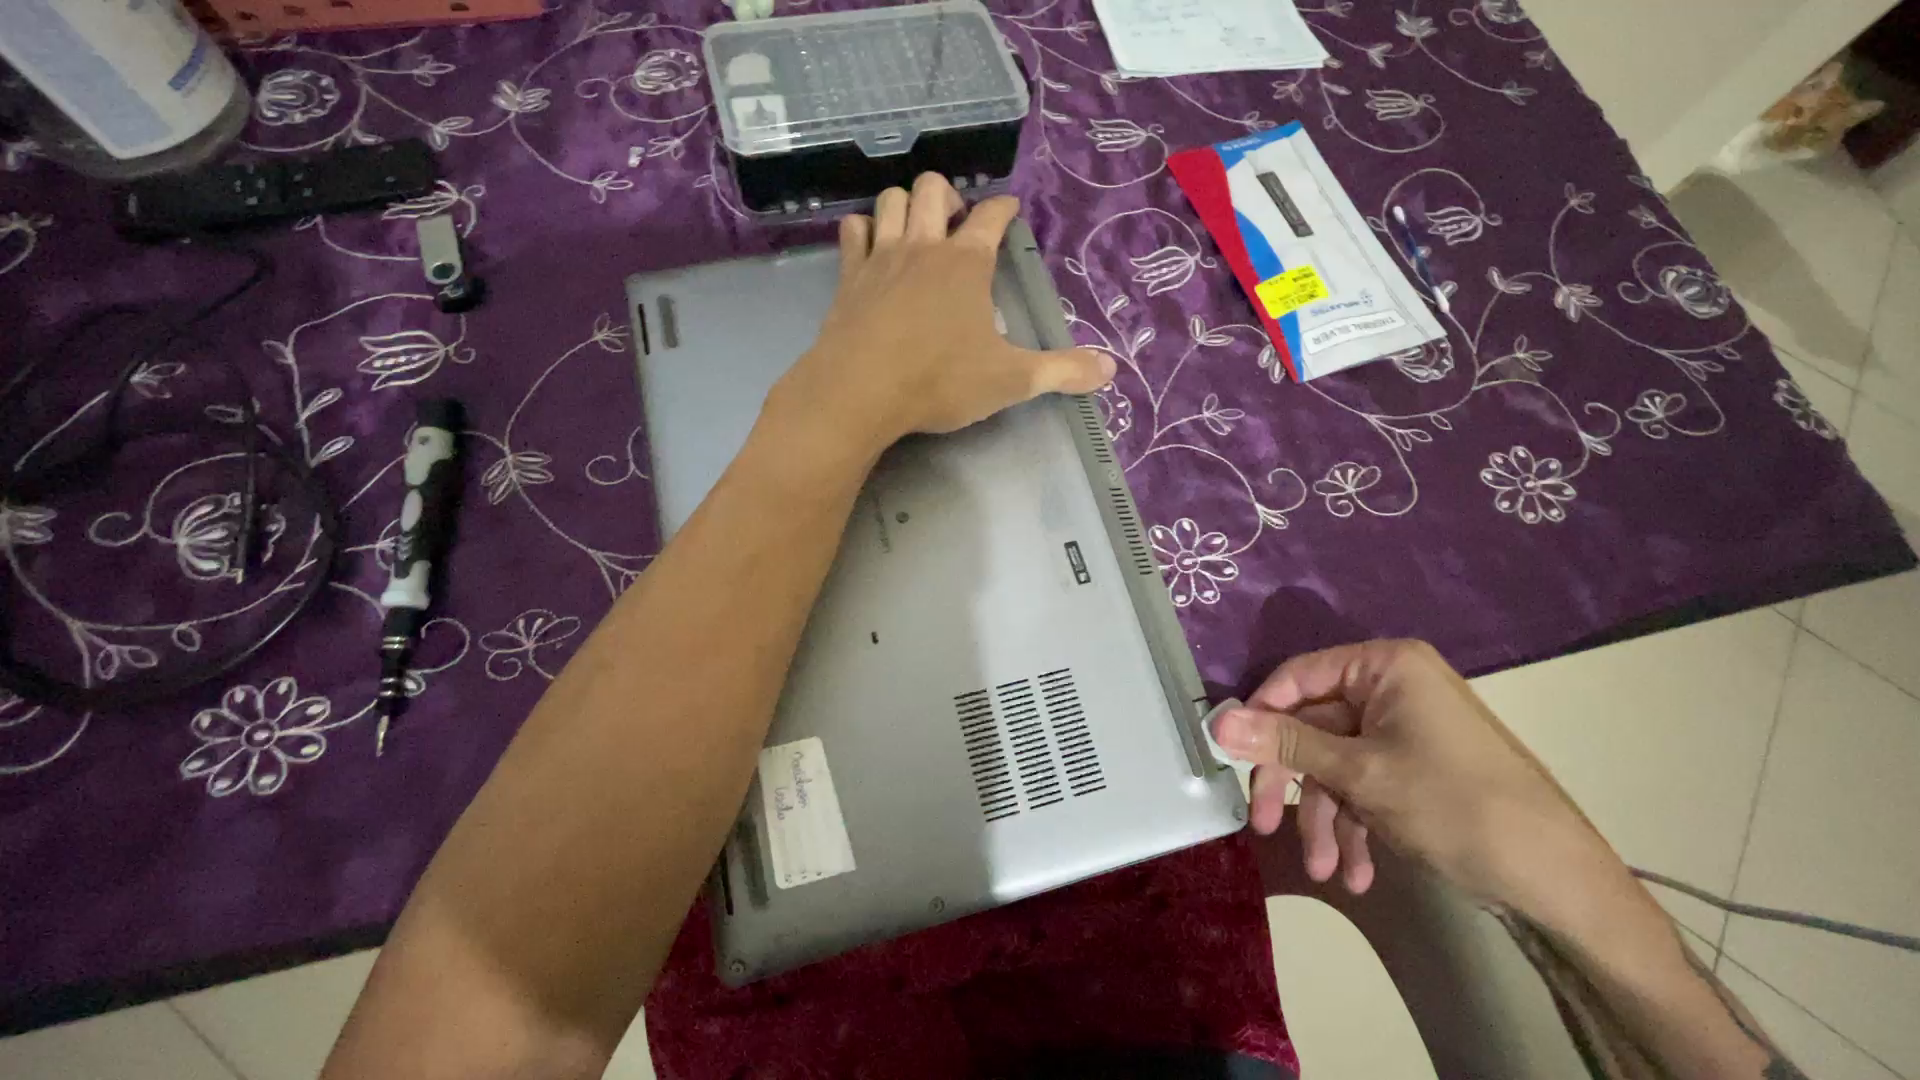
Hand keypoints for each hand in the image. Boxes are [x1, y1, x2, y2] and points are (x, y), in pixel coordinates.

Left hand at [769, 173, 1113, 451]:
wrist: (859, 393)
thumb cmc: (939, 382)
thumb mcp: (1010, 381)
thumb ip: (1061, 371)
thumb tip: (1110, 369)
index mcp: (967, 264)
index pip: (993, 215)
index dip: (1005, 208)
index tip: (1010, 211)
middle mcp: (924, 247)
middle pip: (934, 188)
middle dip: (951, 195)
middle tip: (959, 225)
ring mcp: (881, 258)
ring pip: (891, 200)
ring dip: (906, 204)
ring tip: (918, 229)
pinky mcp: (848, 277)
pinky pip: (852, 231)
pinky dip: (864, 230)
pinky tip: (872, 247)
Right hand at [1212, 640, 1630, 925]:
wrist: (1555, 878)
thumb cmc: (1453, 803)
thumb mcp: (1360, 773)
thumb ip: (1285, 744)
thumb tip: (1216, 722)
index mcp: (1384, 667)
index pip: (1298, 676)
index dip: (1261, 716)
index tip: (1232, 758)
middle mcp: (1392, 689)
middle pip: (1313, 727)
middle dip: (1293, 784)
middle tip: (1264, 825)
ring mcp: (1404, 731)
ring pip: (1336, 764)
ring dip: (1324, 818)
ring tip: (1325, 869)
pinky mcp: (1414, 769)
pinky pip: (1365, 786)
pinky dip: (1355, 825)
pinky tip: (1358, 872)